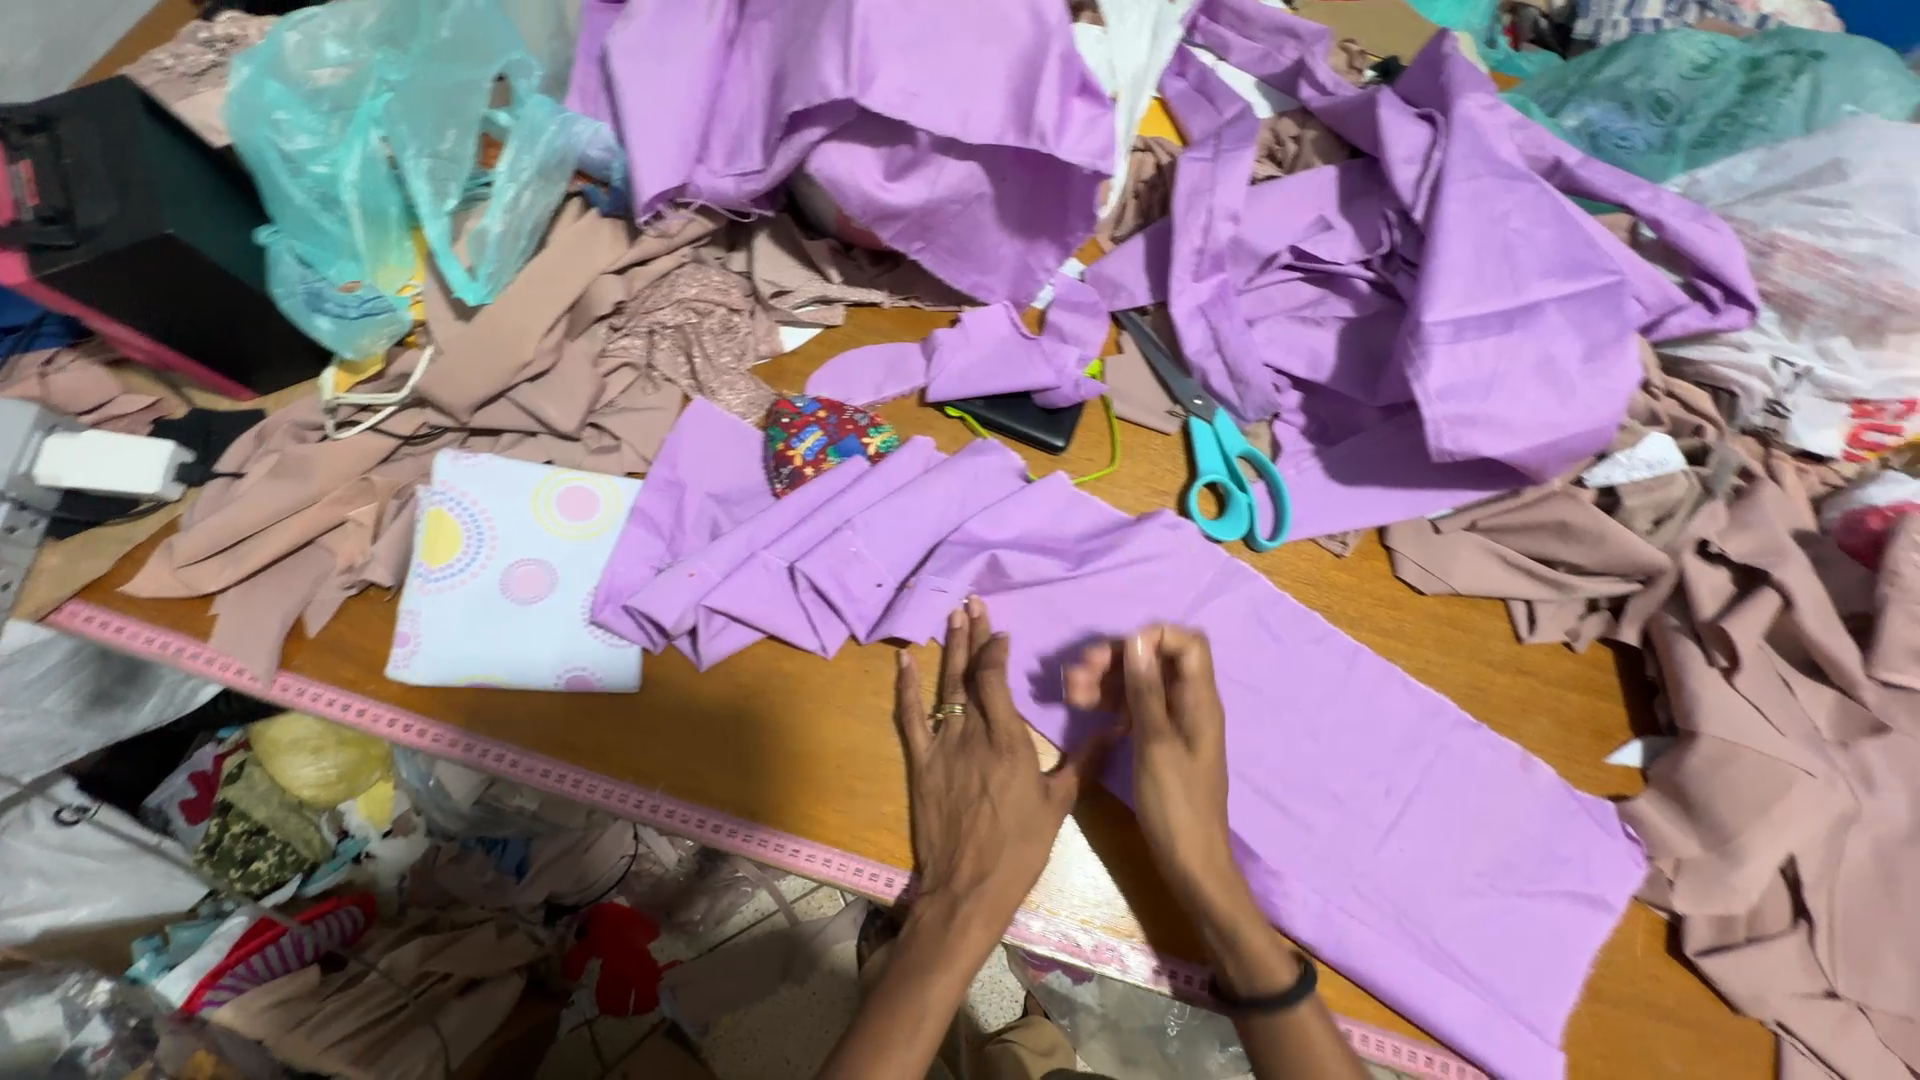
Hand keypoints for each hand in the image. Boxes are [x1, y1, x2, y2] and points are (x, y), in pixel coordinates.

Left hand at [893, 597, 1110, 923]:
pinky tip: (904, 660)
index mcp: (1009, 739)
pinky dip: (905, 687)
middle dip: (972, 634)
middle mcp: (973, 732)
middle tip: (971, 601)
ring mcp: (942, 745)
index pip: (996, 678)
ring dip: (948, 649)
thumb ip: (1084, 761)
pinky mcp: (920, 762)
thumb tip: (1117, 728)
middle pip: (969, 672)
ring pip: (943, 686)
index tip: (1002, 633)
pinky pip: (908, 717)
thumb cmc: (1021, 848)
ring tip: (951, 616)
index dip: (996, 650)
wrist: (969, 886)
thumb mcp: (1059, 804)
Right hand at [1063, 626, 1236, 911]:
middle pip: (1153, 660)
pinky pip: (1130, 708)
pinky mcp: (1154, 740)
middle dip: (1115, 659)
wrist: (1189, 863)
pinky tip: (1079, 706)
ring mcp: (1170, 722)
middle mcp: (1187, 704)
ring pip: (1136, 684)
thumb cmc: (1176, 804)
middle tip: (1077, 671)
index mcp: (1199, 700)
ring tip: (1067, 690)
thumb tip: (1137, 639)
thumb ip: (1146, 690)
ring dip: (1103, 680)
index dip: (1153, 637)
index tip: (1118, 653)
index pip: (1187, 643)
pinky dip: (1106, 703)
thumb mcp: (1155, 743)